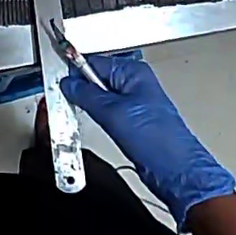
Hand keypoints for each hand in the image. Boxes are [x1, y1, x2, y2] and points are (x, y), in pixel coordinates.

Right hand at [61, 55, 234, 230]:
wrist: (177, 173)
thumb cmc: (159, 140)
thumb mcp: (113, 112)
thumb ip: (86, 94)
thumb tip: (68, 83)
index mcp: (134, 72)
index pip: (94, 61)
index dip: (75, 71)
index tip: (58, 79)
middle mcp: (136, 84)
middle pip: (96, 78)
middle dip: (82, 90)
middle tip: (71, 101)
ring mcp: (135, 104)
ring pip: (100, 97)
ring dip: (90, 106)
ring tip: (92, 117)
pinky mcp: (133, 122)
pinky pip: (108, 113)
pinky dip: (98, 118)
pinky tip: (99, 126)